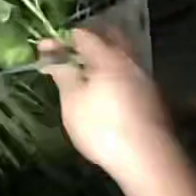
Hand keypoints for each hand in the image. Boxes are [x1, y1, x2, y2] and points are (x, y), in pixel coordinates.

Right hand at [39, 26, 173, 180]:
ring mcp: (144, 79)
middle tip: (66, 51)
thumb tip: (52, 57)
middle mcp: (130, 61)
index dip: (60, 38)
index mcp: (108, 57)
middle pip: (109, 38)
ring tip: (83, 70)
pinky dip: (113, 72)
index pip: (83, 35)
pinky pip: (129, 72)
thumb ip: (63, 74)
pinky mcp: (152, 97)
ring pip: (122, 55)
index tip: (43, 49)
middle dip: (87, 39)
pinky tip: (104, 88)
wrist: (148, 159)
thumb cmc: (102, 127)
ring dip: (102, 56)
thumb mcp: (72, 101)